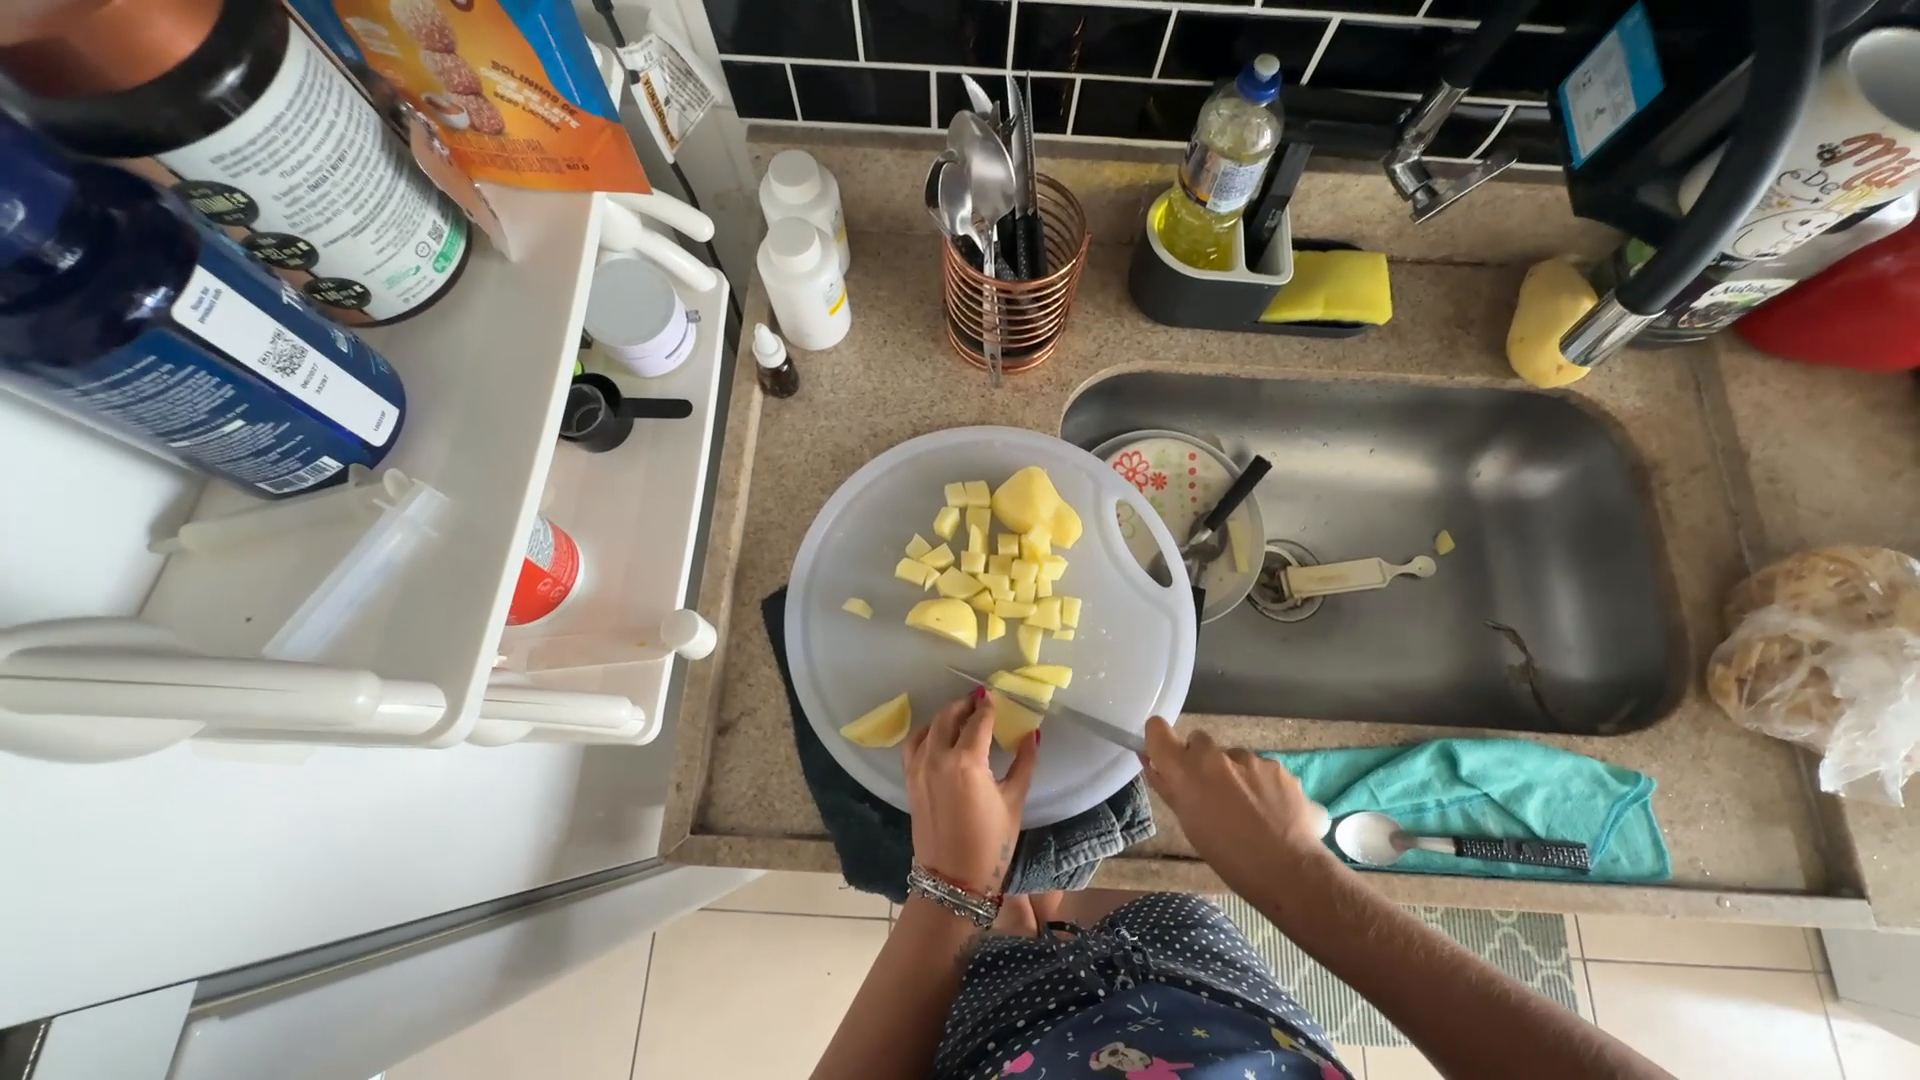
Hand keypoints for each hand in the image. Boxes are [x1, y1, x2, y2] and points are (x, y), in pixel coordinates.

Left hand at [902, 690, 1037, 893]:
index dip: (988, 706)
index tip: (996, 696)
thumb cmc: (990, 844)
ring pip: (929, 727)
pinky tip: (939, 736)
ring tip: (962, 716)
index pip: (978, 721)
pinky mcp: (910, 780)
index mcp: (967, 761)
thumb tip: (1033, 735)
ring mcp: (919, 768)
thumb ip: (1024, 763)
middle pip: (949, 716)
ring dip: (946, 716)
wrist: (953, 880)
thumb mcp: (1014, 801)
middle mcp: (938, 757)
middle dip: (965, 705)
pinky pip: (914, 744)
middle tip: (980, 702)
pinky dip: (927, 733)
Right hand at [1140, 716, 1333, 895]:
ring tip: (1249, 810)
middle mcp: (1216, 756)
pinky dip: (1261, 784)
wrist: (1287, 870)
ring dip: (1234, 775)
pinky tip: (1271, 812)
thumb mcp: (1188, 823)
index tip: (1166, 757)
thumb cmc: (1226, 855)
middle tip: (1212, 793)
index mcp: (1186, 770)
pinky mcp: (1279, 767)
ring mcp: (1251, 759)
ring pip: (1233, 757)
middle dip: (1200, 761)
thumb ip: (1169, 788)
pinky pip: (1261, 769)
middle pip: (1198, 741)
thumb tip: (1152, 764)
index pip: (1158, 730)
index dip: (1159, 739)